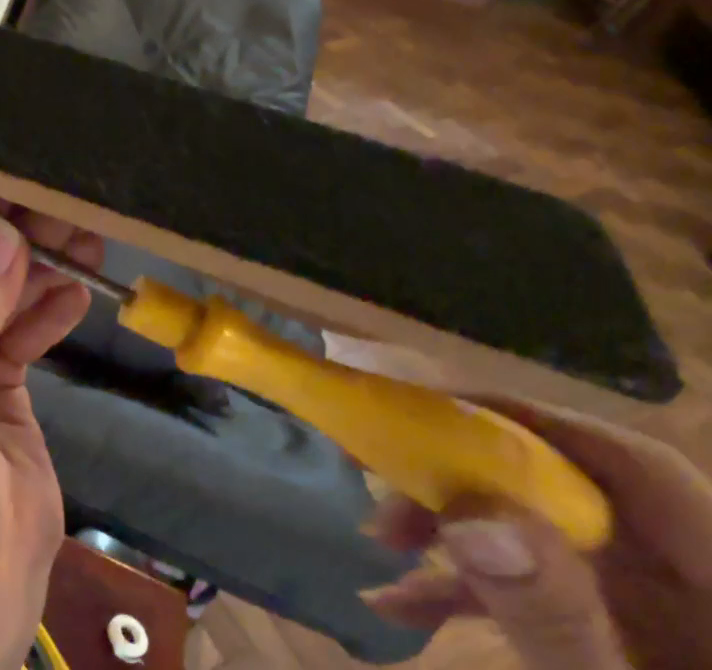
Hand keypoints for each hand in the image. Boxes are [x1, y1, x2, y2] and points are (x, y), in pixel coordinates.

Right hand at [364, 401, 711, 669]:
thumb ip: (559, 623)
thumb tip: (473, 513)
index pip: (634, 468)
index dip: (527, 426)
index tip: (417, 417)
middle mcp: (702, 585)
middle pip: (576, 494)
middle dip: (468, 487)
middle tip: (384, 498)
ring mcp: (668, 613)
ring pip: (549, 535)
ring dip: (457, 536)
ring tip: (376, 550)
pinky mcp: (633, 637)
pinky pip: (548, 587)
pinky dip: (474, 588)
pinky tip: (402, 607)